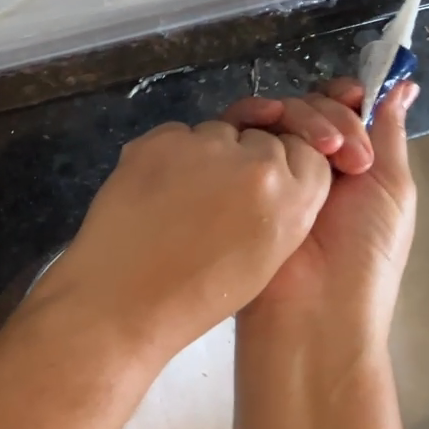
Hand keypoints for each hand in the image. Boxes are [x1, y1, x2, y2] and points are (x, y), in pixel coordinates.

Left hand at [28, 117, 333, 360]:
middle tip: (214, 196)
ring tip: (179, 197)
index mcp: (293, 199)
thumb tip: (268, 168)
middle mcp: (255, 163)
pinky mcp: (159, 139)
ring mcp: (204, 145)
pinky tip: (153, 189)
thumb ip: (281, 204)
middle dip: (242, 157)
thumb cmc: (198, 292)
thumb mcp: (267, 253)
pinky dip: (168, 155)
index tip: (256, 188)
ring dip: (204, 154)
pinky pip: (175, 135)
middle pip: (259, 137)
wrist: (124, 296)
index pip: (303, 152)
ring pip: (215, 132)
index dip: (279, 167)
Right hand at [223, 78, 420, 342]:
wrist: (313, 302)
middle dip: (329, 113)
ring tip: (320, 154)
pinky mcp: (235, 171)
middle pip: (308, 105)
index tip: (355, 95)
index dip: (344, 95)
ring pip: (276, 114)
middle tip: (345, 152)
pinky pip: (241, 132)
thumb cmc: (364, 250)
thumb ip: (388, 133)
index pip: (339, 108)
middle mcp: (307, 159)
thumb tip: (404, 85)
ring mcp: (269, 165)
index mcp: (348, 161)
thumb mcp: (391, 187)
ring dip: (300, 120)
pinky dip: (257, 124)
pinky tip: (269, 135)